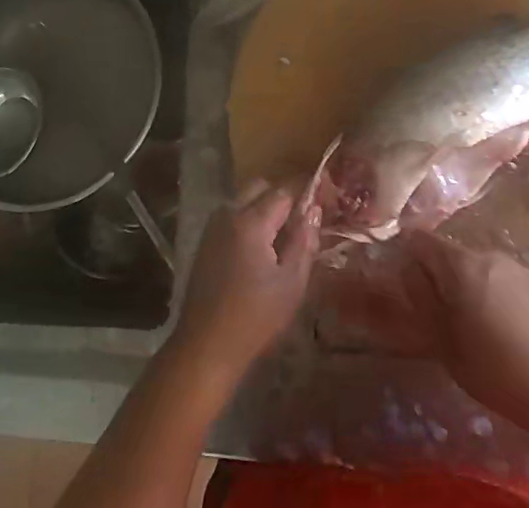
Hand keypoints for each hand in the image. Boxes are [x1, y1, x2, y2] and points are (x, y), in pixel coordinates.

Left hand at [170, 181, 318, 375]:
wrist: (206, 342)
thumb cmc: (256, 316)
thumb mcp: (291, 282)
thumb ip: (304, 241)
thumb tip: (314, 210)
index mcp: (250, 221)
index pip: (283, 191)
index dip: (304, 194)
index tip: (323, 202)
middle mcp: (228, 213)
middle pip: (260, 187)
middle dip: (282, 197)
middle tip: (302, 223)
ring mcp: (213, 225)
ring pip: (243, 199)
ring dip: (263, 207)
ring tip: (283, 238)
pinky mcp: (205, 239)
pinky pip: (231, 215)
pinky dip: (248, 219)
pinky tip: (260, 249)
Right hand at [398, 230, 528, 414]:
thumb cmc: (498, 371)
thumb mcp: (444, 342)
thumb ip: (420, 301)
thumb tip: (406, 272)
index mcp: (461, 263)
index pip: (418, 239)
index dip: (404, 257)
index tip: (400, 286)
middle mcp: (488, 254)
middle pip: (448, 254)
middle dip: (435, 277)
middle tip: (432, 315)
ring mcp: (518, 270)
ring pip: (475, 269)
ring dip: (463, 288)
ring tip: (466, 328)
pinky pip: (500, 282)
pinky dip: (489, 298)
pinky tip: (498, 334)